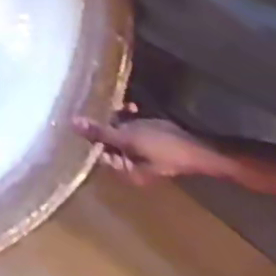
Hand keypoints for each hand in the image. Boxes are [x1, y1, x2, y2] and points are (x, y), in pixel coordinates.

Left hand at [73, 115, 233, 185]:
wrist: (204, 148)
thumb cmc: (164, 147)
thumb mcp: (128, 139)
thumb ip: (100, 133)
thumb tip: (71, 124)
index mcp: (124, 171)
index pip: (96, 152)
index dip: (89, 134)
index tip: (79, 116)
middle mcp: (130, 164)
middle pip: (107, 141)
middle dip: (103, 123)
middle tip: (97, 105)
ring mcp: (142, 153)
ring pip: (119, 132)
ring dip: (117, 117)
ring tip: (118, 104)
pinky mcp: (151, 142)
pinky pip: (133, 129)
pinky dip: (131, 118)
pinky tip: (134, 107)